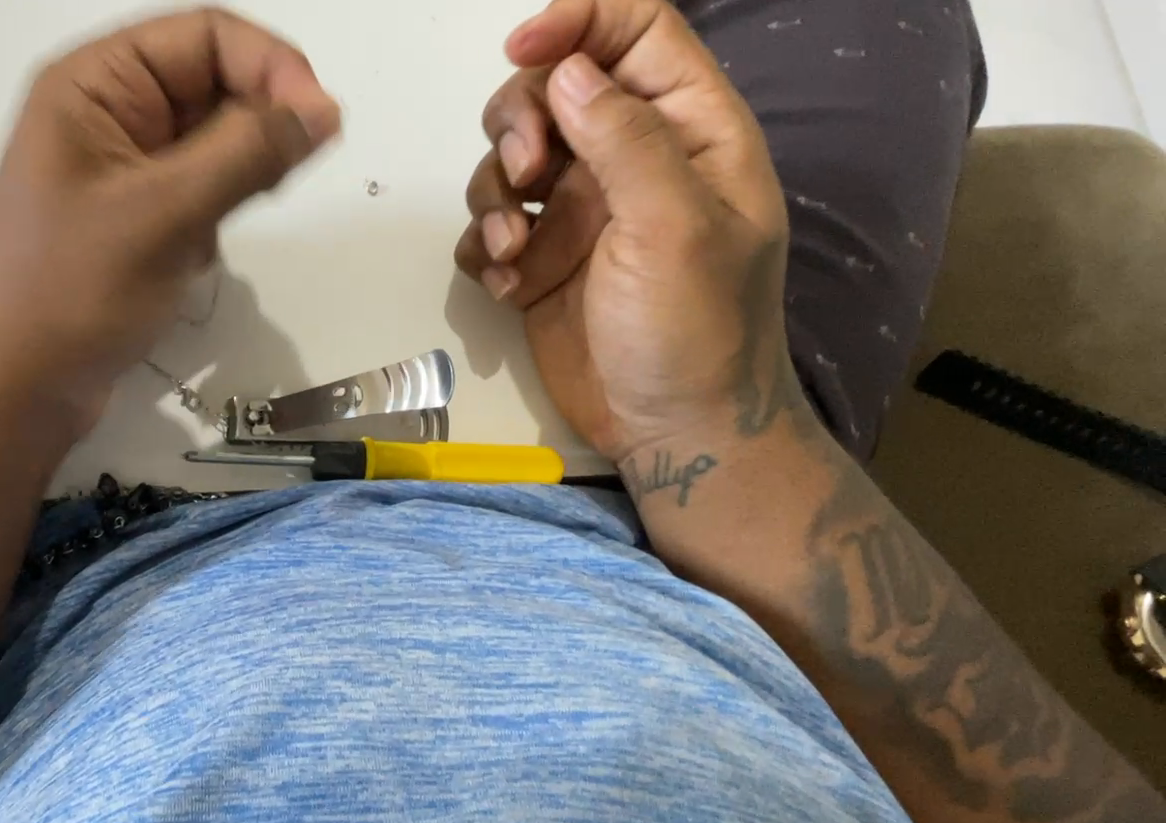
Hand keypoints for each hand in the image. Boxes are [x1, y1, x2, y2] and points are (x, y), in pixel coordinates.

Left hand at [0, 8, 340, 438]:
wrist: (13, 391)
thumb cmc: (73, 294)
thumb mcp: (165, 214)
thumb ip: (247, 154)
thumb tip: (324, 110)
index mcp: (92, 84)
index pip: (204, 36)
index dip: (272, 67)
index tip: (322, 124)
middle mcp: (103, 117)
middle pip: (209, 89)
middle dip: (246, 140)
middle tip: (265, 195)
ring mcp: (114, 176)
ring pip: (206, 153)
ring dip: (224, 194)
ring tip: (198, 242)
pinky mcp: (126, 227)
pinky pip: (190, 203)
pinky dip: (203, 230)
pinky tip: (182, 268)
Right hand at [455, 0, 809, 464]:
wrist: (669, 427)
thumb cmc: (693, 328)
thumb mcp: (675, 224)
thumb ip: (626, 138)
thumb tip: (567, 72)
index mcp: (686, 131)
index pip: (634, 32)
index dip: (576, 22)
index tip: (519, 50)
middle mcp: (625, 162)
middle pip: (552, 92)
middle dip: (519, 125)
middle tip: (524, 178)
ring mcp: (576, 217)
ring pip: (508, 162)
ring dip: (492, 198)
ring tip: (512, 251)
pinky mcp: (538, 266)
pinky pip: (488, 231)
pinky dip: (483, 250)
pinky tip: (504, 286)